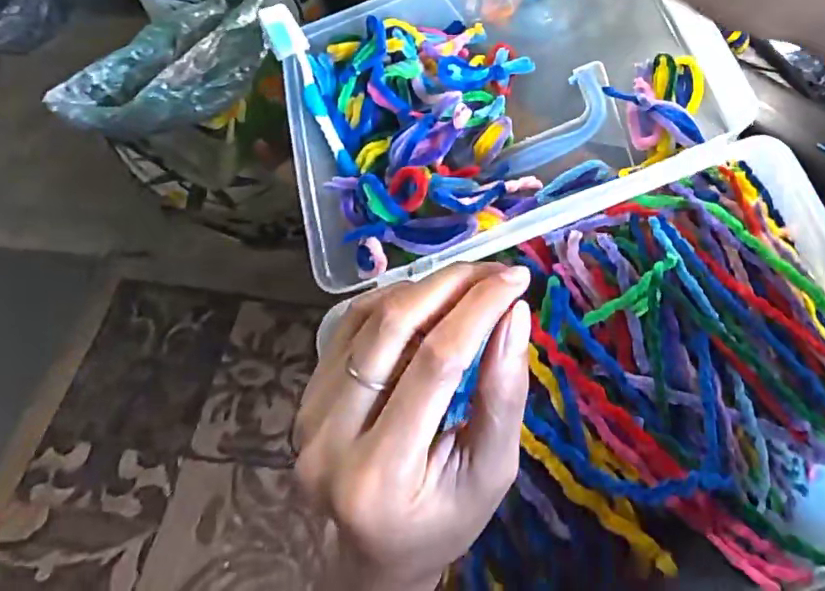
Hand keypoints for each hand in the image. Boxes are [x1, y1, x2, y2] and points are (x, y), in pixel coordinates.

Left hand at [294, 263, 531, 590]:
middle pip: (393, 327)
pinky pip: (352, 322)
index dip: (480, 309)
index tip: (517, 280)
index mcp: (379, 476)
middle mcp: (328, 440)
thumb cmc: (442, 520)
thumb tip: (515, 314)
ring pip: (369, 317)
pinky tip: (431, 298)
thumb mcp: (491, 472)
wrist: (372, 554)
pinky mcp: (307, 392)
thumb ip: (504, 395)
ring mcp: (308, 413)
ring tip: (472, 282)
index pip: (435, 363)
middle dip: (453, 285)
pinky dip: (397, 299)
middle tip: (497, 271)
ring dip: (427, 286)